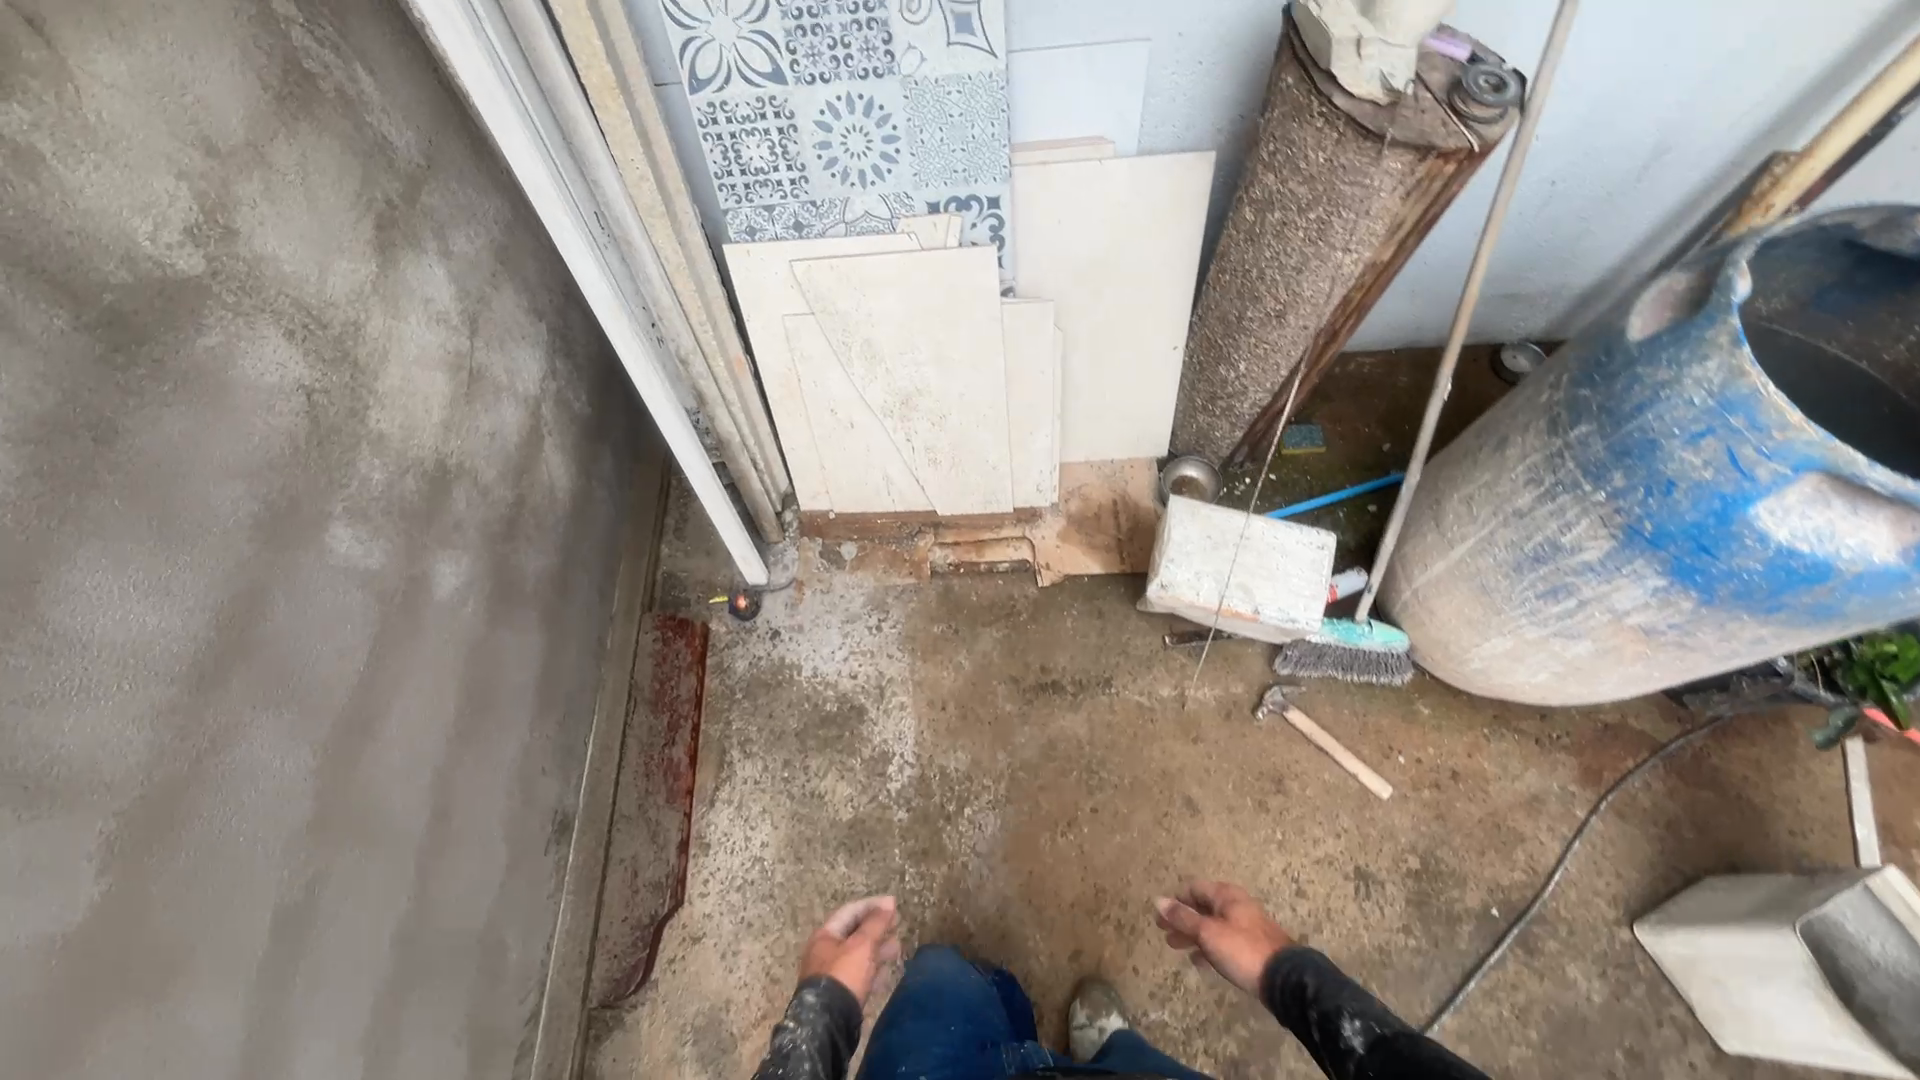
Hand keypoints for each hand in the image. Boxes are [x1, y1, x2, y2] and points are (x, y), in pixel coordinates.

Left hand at [798, 895, 900, 1005]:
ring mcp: (831, 974)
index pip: (851, 911)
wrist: (828, 1023)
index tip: (893, 904)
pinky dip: (873, 971)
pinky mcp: (839, 994)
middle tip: (897, 923)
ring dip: (878, 949)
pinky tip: (887, 973)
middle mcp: (825, 952)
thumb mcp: (862, 945)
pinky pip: (858, 976)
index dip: (872, 905)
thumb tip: (889, 903)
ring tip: (897, 947)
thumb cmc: (844, 975)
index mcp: (825, 935)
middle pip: (854, 933)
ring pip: (858, 955)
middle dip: (877, 928)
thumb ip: (876, 923)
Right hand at [1154, 880, 1294, 994]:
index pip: (1194, 888)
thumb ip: (1182, 917)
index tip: (1161, 915)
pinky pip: (1223, 942)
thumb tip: (1157, 900)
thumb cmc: (1242, 949)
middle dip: (1182, 919)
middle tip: (1163, 933)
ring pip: (1212, 926)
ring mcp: (1245, 927)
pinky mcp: (1251, 948)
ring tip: (1175, 947)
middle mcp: (1236, 906)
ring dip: (1193, 934)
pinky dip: (1208, 947)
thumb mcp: (1207, 932)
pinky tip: (1198, 961)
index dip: (1175, 900)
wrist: (1285, 980)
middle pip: (1202, 907)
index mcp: (1226, 895)